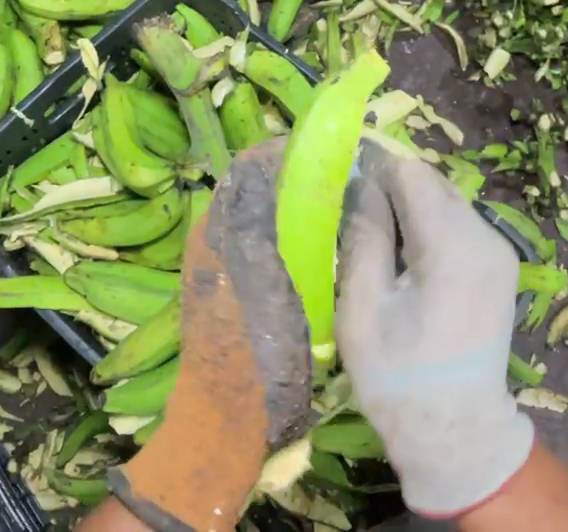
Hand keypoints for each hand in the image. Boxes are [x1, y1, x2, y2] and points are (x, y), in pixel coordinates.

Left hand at [105, 137, 312, 530]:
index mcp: (217, 224)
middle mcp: (219, 237)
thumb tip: (271, 149)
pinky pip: (276, 246)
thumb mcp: (256, 261)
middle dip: (302, 175)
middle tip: (350, 179)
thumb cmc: (251, 338)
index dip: (291, 150)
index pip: (253, 163)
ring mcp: (232, 266)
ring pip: (271, 215)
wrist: (233, 417)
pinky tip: (333, 249)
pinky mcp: (247, 292)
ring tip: (348, 207)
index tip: (336, 152)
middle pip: (263, 186)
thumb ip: (256, 202)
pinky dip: (302, 236)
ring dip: (304, 205)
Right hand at [335, 137, 533, 517]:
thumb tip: (360, 183)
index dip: (376, 163)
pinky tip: (405, 248)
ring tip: (374, 223)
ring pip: (448, 199)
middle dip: (393, 180)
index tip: (343, 166)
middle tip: (352, 197)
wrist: (457, 431)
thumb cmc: (398, 375)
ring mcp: (499, 250)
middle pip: (433, 182)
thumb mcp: (363, 307)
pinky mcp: (500, 265)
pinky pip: (460, 222)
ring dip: (411, 201)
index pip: (412, 174)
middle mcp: (485, 237)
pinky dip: (430, 220)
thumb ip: (364, 235)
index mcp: (452, 246)